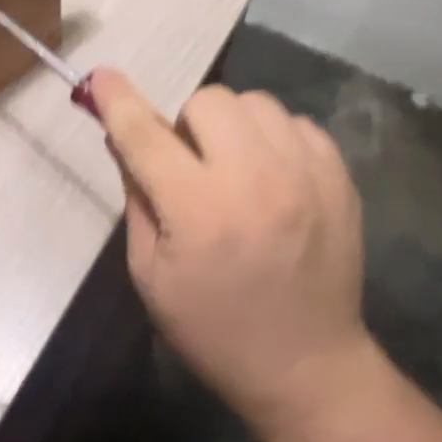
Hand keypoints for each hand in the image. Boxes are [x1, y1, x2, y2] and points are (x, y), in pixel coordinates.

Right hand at [90, 69, 373, 427]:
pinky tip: (270, 177)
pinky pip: (297, 124)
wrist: (306, 366)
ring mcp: (306, 175)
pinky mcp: (340, 180)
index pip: (146, 134)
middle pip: (209, 100)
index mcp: (199, 210)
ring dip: (232, 126)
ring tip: (233, 168)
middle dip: (185, 124)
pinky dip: (274, 139)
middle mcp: (255, 179)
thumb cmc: (211, 328)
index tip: (101, 76)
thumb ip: (136, 198)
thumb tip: (123, 139)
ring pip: (257, 104)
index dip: (117, 100)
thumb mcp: (150, 273)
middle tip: (188, 165)